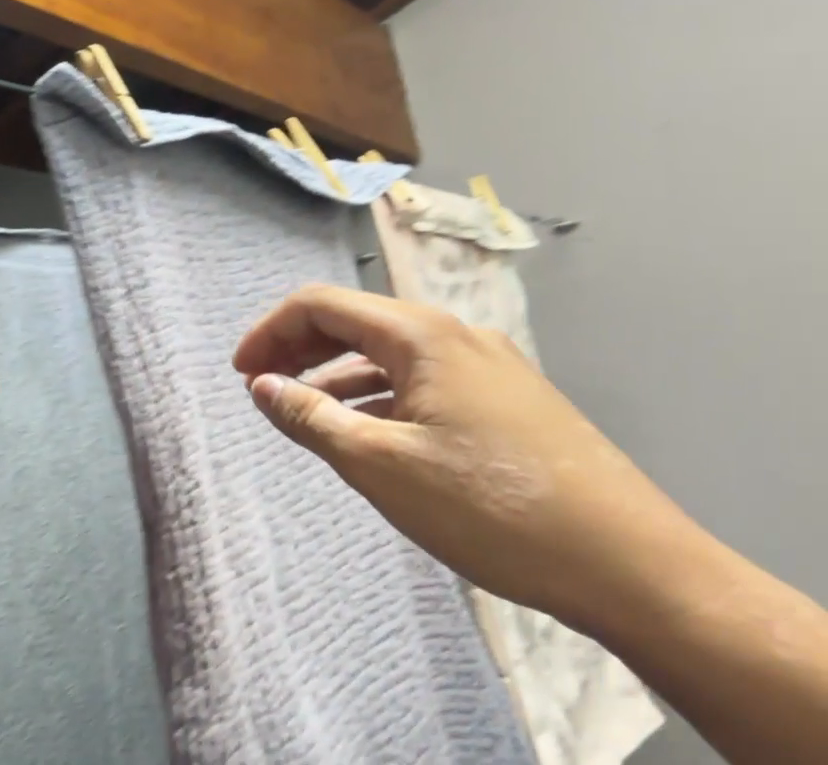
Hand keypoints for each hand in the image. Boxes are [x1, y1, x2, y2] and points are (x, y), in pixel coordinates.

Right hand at [231, 284, 696, 631]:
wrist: (637, 570)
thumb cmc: (491, 508)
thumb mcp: (379, 464)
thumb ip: (309, 417)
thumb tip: (260, 385)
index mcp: (422, 336)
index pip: (320, 305)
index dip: (269, 332)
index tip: (240, 374)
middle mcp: (457, 337)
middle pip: (355, 322)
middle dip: (298, 348)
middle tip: (262, 387)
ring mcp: (490, 369)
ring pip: (389, 354)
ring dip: (336, 375)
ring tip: (305, 413)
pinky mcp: (510, 404)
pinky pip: (422, 381)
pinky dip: (377, 395)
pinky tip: (367, 433)